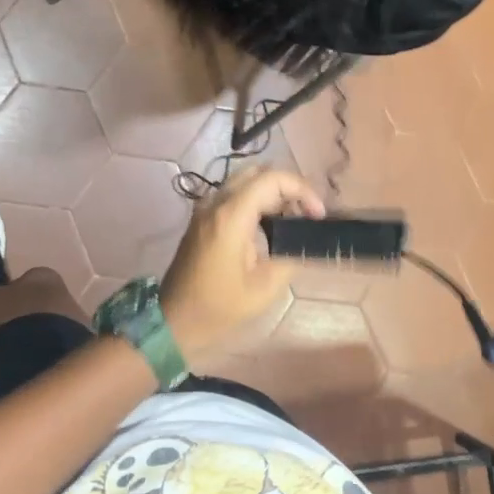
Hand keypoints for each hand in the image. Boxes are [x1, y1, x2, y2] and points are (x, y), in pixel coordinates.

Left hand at [160, 166, 324, 361]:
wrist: (175, 321)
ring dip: (272, 193)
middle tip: (308, 212)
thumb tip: (305, 239)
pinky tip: (272, 224)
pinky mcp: (203, 218)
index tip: (319, 214)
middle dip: (288, 186)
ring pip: (245, 181)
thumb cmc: (219, 307)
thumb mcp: (264, 287)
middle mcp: (216, 202)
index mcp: (231, 216)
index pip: (272, 179)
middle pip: (258, 172)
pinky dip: (257, 200)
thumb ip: (289, 255)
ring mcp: (206, 208)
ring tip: (295, 218)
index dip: (302, 189)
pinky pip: (233, 195)